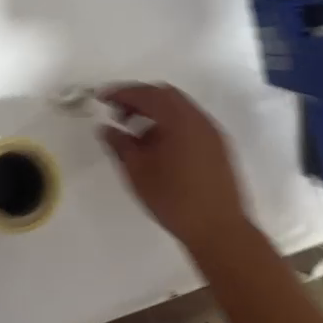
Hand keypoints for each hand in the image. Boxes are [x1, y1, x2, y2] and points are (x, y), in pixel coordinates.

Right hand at [98, 83, 256, 254]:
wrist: (220, 230)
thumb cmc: (174, 200)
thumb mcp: (138, 173)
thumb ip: (120, 145)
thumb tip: (107, 128)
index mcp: (179, 120)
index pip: (146, 94)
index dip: (121, 92)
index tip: (102, 99)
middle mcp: (198, 119)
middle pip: (165, 95)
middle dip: (139, 99)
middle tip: (118, 113)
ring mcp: (212, 132)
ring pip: (180, 108)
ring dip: (156, 112)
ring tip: (135, 134)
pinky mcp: (219, 147)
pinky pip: (190, 123)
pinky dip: (171, 124)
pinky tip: (158, 147)